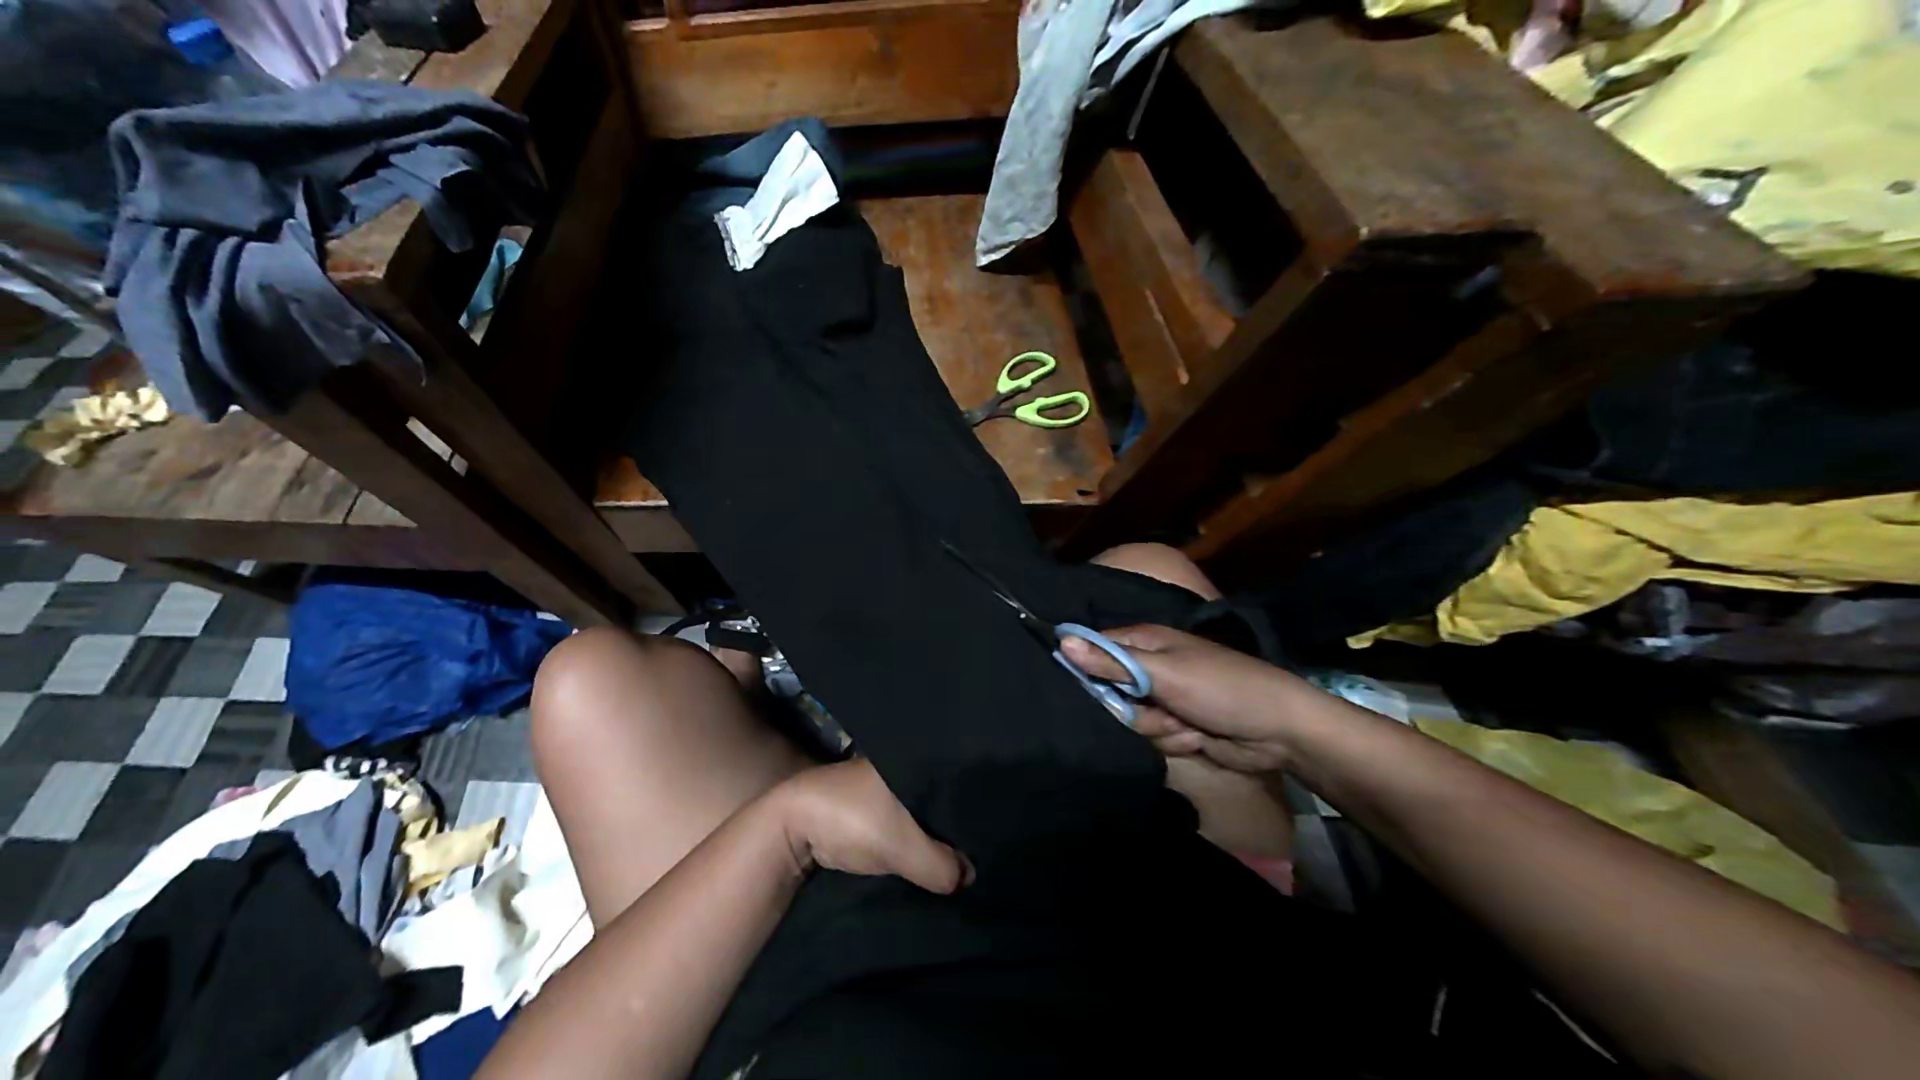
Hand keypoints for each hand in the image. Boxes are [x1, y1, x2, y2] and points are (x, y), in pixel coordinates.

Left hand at [765, 759, 970, 893]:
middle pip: (934, 800)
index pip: (951, 780)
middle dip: (950, 824)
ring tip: (953, 860)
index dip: (969, 804)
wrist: (785, 829)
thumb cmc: (849, 820)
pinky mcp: (860, 814)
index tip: (988, 829)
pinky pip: (897, 827)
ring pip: (915, 816)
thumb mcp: (901, 845)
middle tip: (973, 851)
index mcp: (907, 762)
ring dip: (927, 838)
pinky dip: (908, 843)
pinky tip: (922, 861)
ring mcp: (875, 791)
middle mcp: (893, 771)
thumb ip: (939, 864)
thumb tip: (967, 879)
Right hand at [1062, 625, 1298, 773]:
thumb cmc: (1220, 688)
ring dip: (1156, 727)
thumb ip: (1111, 662)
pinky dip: (1172, 740)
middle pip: (1108, 690)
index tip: (1091, 687)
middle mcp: (1148, 667)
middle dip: (1130, 708)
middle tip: (1155, 707)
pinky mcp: (1174, 725)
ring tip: (1185, 724)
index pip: (1094, 649)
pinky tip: (1196, 737)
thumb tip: (1061, 640)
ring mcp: (1162, 698)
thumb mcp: (1163, 673)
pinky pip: (1151, 737)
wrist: (1278, 730)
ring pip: (1129, 719)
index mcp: (1144, 642)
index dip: (1086, 667)